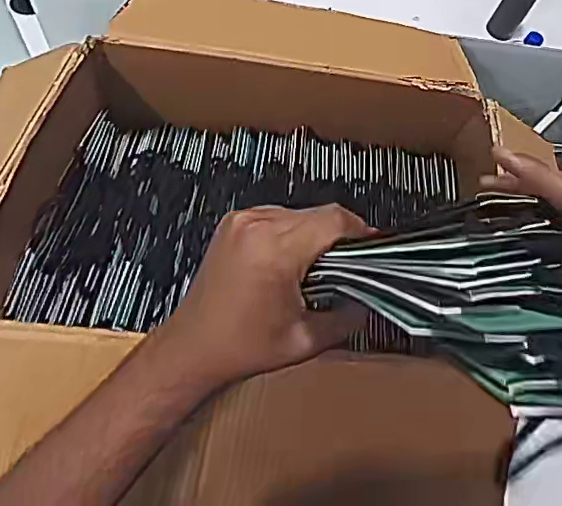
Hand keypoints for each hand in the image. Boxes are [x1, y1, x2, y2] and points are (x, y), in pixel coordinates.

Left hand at [144, 204, 373, 391]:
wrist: (190, 349)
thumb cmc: (238, 347)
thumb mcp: (305, 340)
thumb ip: (346, 317)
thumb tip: (370, 297)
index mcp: (276, 250)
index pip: (334, 220)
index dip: (359, 231)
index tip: (371, 244)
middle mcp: (258, 226)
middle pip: (320, 213)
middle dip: (338, 235)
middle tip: (345, 263)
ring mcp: (243, 220)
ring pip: (301, 212)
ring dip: (314, 232)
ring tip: (314, 265)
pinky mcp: (235, 220)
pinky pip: (279, 214)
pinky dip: (292, 231)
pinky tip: (289, 258)